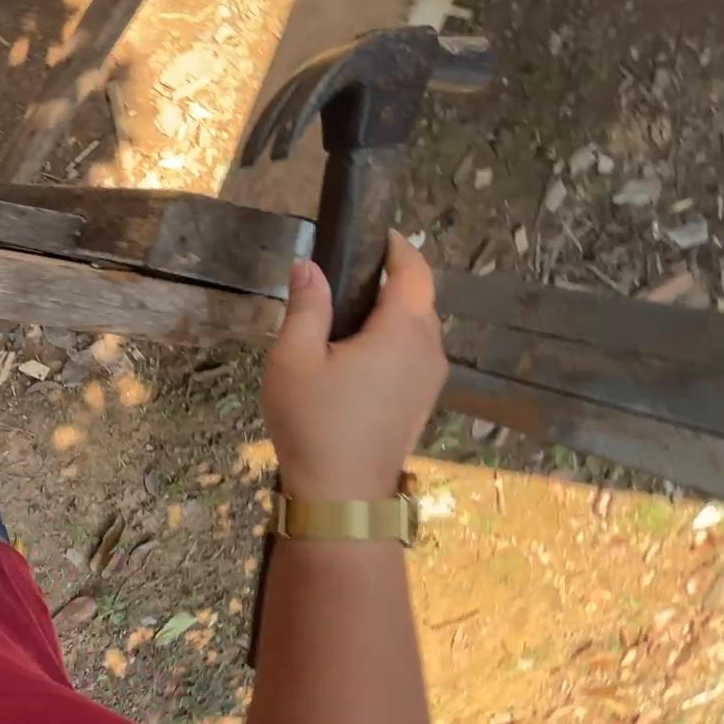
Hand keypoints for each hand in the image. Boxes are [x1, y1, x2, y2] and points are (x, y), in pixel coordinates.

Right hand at [261, 233, 445, 498]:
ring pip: (413, 331)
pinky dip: (385, 347)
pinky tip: (349, 366)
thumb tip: (307, 265)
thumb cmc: (313, 420)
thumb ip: (304, 309)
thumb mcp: (293, 360)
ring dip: (383, 319)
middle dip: (384, 285)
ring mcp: (430, 377)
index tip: (376, 235)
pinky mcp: (420, 401)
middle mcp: (429, 347)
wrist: (341, 489)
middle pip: (416, 301)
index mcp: (401, 330)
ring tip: (336, 330)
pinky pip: (409, 357)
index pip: (414, 271)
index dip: (398, 247)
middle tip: (338, 287)